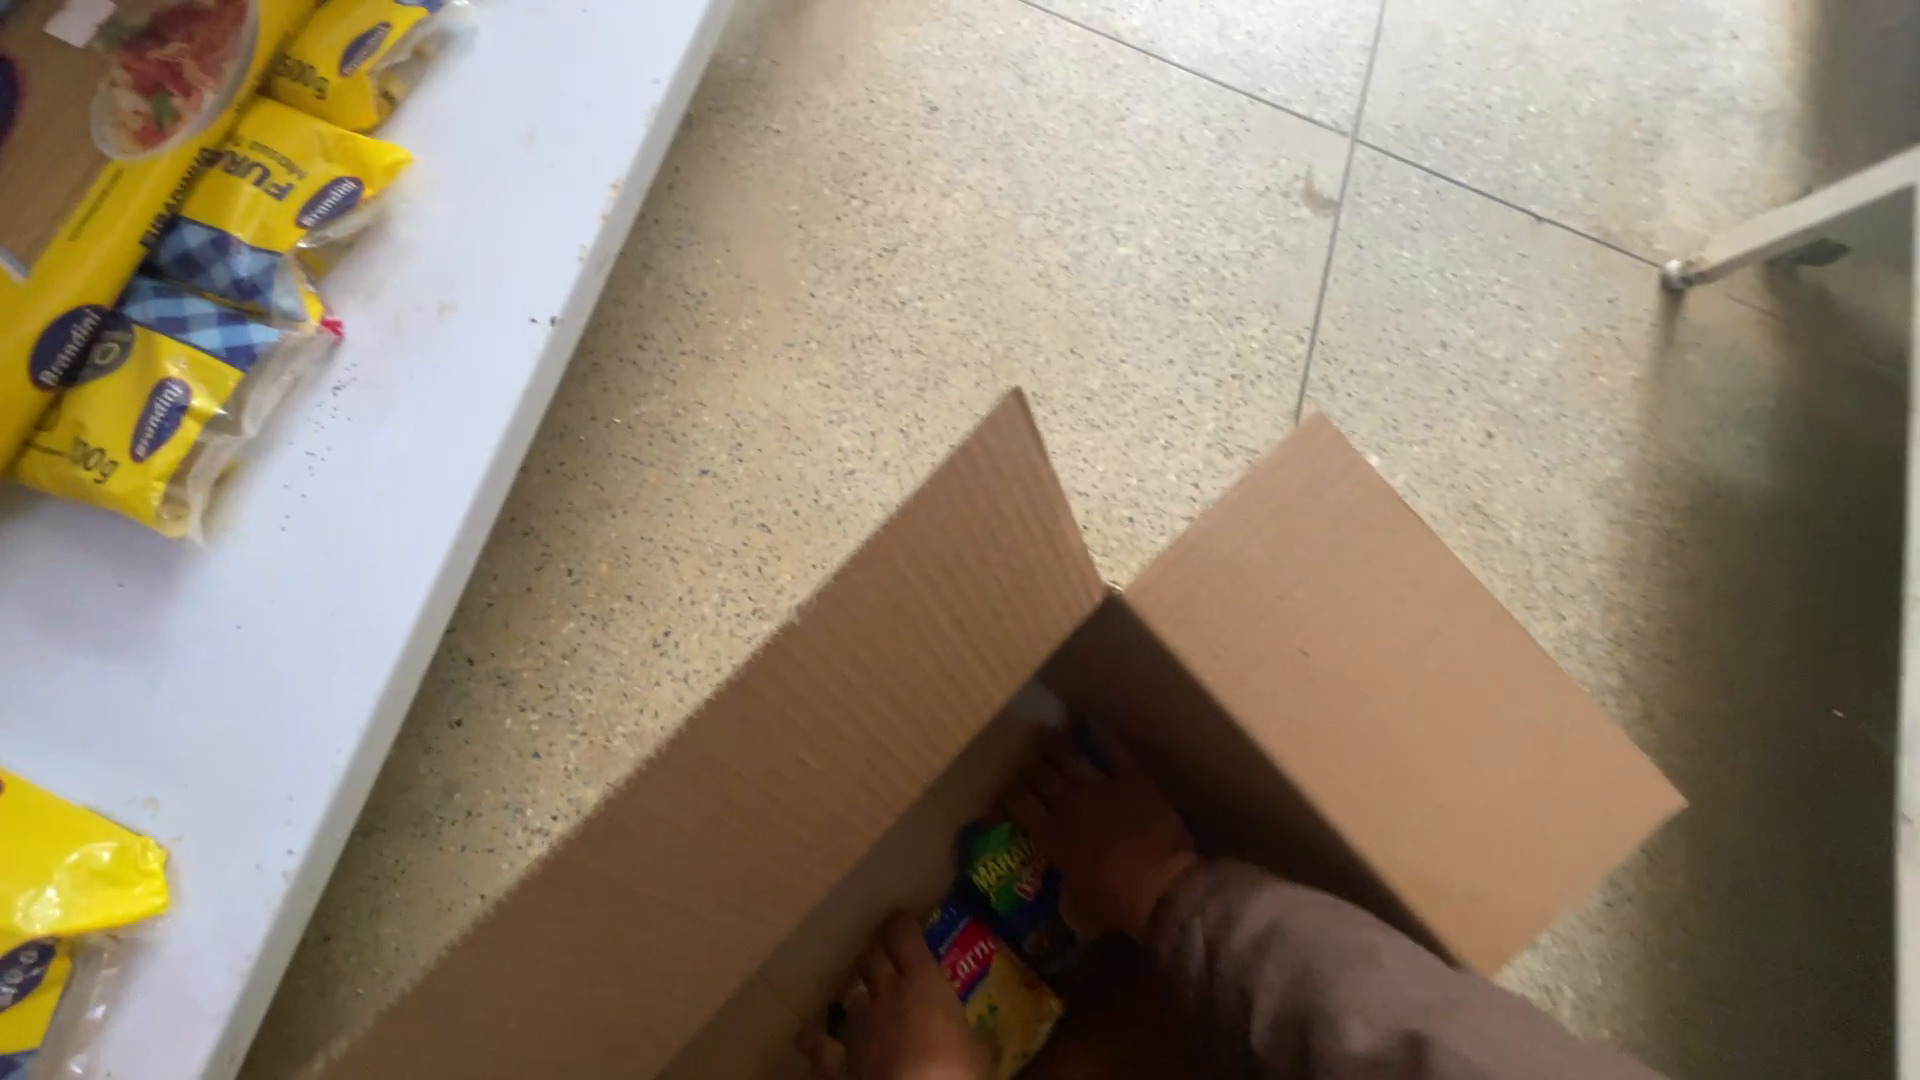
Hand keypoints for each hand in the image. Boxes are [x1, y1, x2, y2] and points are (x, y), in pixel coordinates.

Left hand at [799, 913, 992, 1079]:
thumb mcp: (982, 1057)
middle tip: (879, 951)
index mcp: (922, 982)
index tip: (900, 920)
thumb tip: (992, 1036)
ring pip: (848, 996)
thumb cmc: (955, 1074)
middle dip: (874, 952)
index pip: (904, 937)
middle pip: (871, 958)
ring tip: (852, 990)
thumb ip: (982, 1041)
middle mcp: (886, 994)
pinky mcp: (838, 1063)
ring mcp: (859, 1028)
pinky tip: (809, 1036)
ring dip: (851, 992)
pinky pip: (820, 1047)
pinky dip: (815, 1041)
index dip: (900, 926)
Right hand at [1005, 732, 1199, 940]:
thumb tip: (1064, 874)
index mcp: (1052, 835)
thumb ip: (1067, 877)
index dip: (1009, 793)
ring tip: (1045, 735)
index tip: (1004, 787)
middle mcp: (1069, 804)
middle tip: (1025, 760)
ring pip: (1069, 757)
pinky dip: (1101, 737)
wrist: (1163, 886)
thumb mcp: (1079, 900)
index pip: (1019, 805)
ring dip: (1054, 746)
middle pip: (1040, 776)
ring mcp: (1100, 787)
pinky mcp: (1131, 779)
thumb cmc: (1118, 903)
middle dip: (1029, 767)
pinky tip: (1091, 725)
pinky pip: (1113, 751)